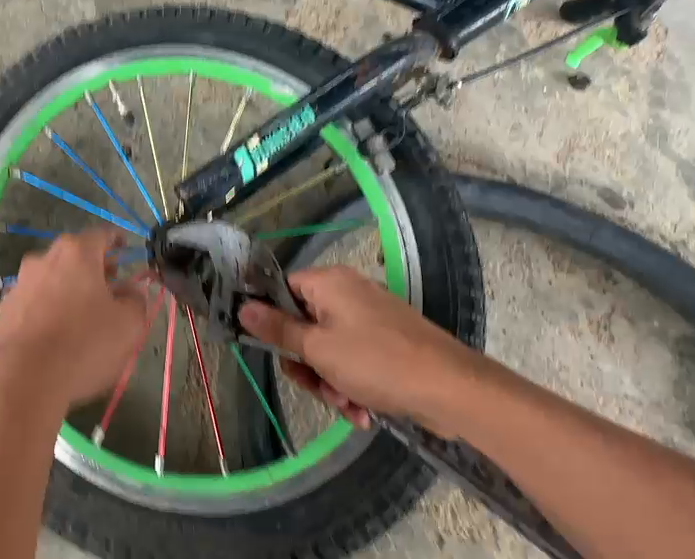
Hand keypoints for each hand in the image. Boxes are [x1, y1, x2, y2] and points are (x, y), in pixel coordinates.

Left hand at [0, 230, 150, 416]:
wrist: (21, 379)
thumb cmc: (82, 346)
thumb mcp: (128, 326)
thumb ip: (136, 301)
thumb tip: (131, 290)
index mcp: (75, 253)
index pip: (101, 235)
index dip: (117, 242)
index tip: (125, 252)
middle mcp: (43, 259)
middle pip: (74, 256)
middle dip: (93, 269)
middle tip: (110, 291)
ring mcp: (19, 283)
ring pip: (52, 279)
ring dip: (68, 291)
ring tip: (83, 319)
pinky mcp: (4, 309)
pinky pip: (34, 303)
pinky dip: (47, 311)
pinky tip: (55, 337)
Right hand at [239, 266, 478, 433]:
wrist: (452, 390)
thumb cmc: (377, 362)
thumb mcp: (318, 349)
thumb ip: (277, 329)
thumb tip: (242, 306)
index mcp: (329, 283)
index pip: (283, 289)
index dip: (271, 318)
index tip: (268, 348)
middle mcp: (349, 293)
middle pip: (304, 324)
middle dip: (306, 363)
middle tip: (315, 387)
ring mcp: (372, 319)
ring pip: (329, 349)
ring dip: (330, 381)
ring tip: (347, 406)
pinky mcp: (389, 344)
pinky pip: (355, 361)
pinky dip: (353, 385)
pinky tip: (363, 413)